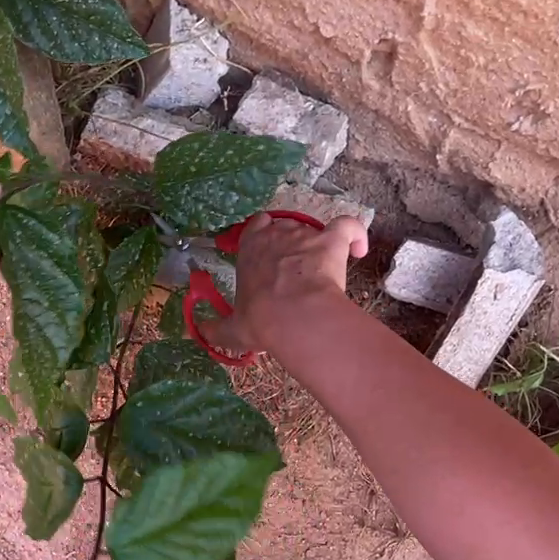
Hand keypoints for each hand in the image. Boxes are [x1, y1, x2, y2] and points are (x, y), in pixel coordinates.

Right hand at [198, 213, 367, 354]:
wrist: (293, 317)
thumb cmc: (259, 320)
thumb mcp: (231, 329)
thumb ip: (215, 329)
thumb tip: (199, 333)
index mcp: (249, 249)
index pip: (255, 226)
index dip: (262, 234)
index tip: (267, 253)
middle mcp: (276, 235)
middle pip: (285, 227)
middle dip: (289, 243)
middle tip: (292, 271)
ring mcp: (305, 235)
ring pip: (313, 229)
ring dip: (316, 246)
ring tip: (320, 272)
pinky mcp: (331, 240)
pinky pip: (348, 226)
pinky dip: (356, 235)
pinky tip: (358, 249)